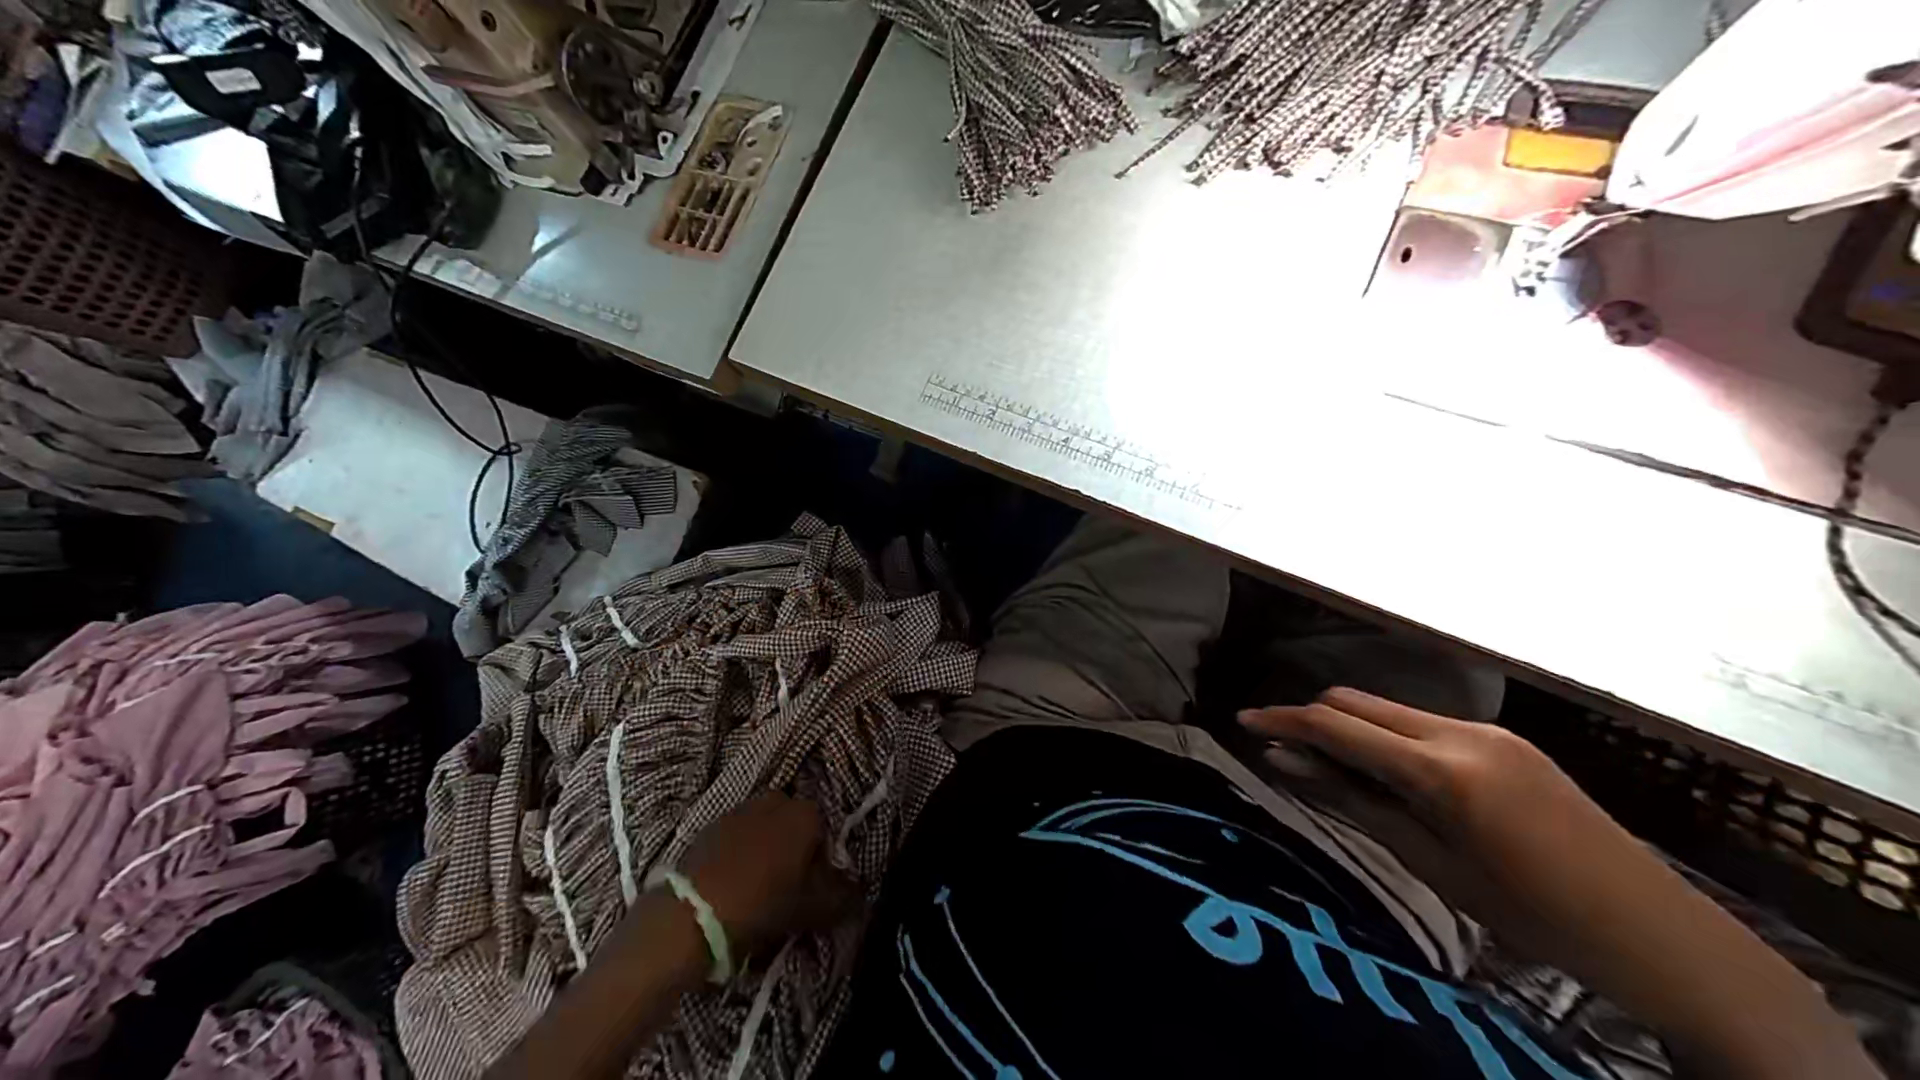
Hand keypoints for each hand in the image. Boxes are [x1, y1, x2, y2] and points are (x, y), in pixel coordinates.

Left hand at [678, 793, 858, 959]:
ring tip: (757, 889)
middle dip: (793, 850)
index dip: (821, 861)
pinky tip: (732, 885)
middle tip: (787, 888)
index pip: (825, 832)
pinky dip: (738, 855)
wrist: (691, 914)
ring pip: (763, 829)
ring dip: (765, 851)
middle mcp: (775, 800)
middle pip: (793, 826)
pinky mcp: (708, 826)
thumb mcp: (812, 908)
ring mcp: (738, 810)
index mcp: (805, 813)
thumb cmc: (763, 904)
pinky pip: (735, 838)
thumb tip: (858, 891)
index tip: (812, 889)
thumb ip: (842, 896)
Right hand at [1239, 688, 1881, 1079]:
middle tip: (1284, 751)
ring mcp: (1490, 731)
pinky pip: (1425, 723)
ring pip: (1390, 709)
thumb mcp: (1430, 862)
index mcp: (1442, 770)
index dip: (1283, 720)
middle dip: (1313, 718)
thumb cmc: (1534, 916)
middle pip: (1359, 701)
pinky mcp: (1507, 740)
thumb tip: (1285, 760)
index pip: (1337, 725)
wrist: (1660, 935)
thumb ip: (1351, 800)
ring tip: (1334, 768)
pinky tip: (1391, 774)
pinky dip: (1390, 738)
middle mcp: (1462, 732)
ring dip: (1352, 728)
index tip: (1242, 721)